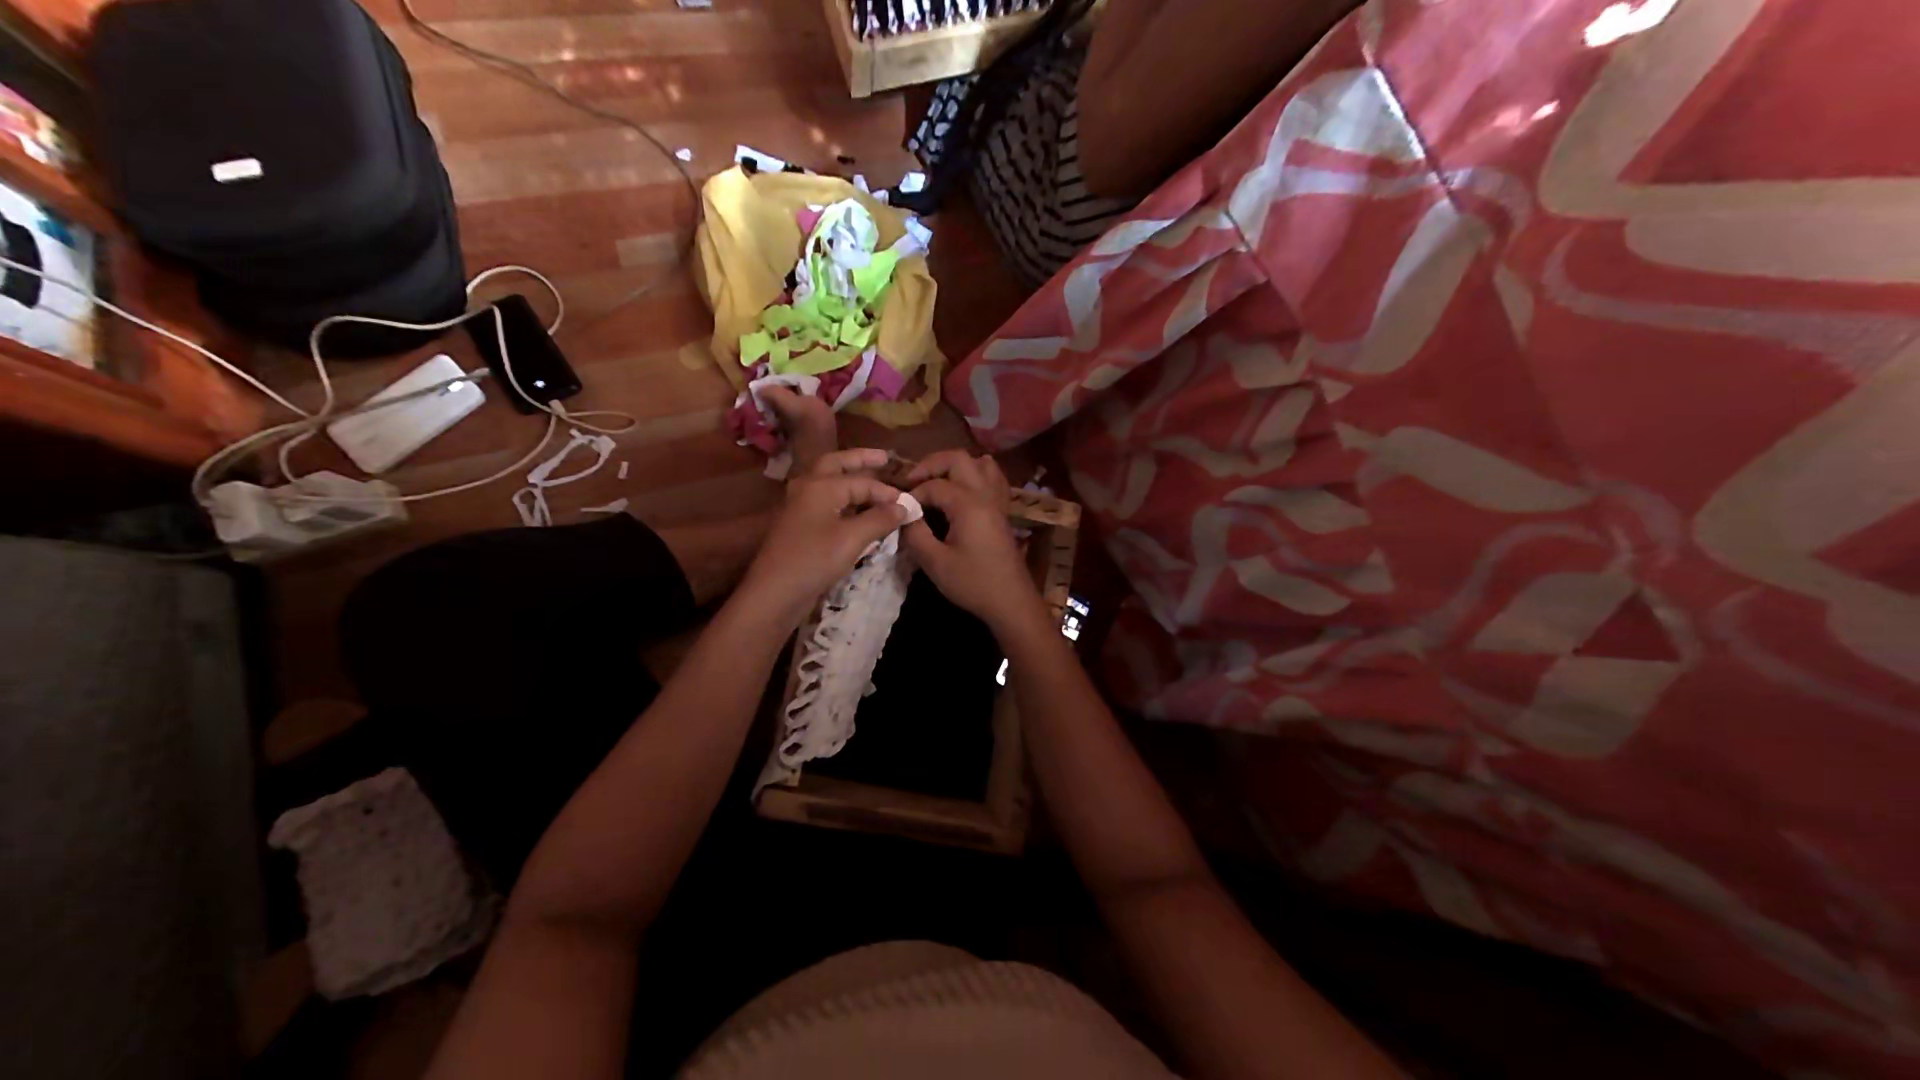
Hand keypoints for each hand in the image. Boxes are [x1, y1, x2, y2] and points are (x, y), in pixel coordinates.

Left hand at [739, 448, 909, 622]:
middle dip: (861, 460)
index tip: (910, 503)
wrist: (774, 592)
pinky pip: (825, 501)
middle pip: (837, 464)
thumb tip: (904, 507)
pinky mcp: (799, 524)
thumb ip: (880, 519)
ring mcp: (800, 505)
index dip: (887, 492)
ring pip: (829, 481)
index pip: (862, 481)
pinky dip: (843, 498)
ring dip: (851, 477)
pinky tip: (857, 509)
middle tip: (885, 458)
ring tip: (874, 479)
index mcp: (821, 484)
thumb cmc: (814, 560)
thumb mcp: (852, 539)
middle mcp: (808, 487)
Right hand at [902, 450, 1045, 630]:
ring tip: (938, 482)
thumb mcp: (935, 562)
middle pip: (958, 459)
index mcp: (968, 503)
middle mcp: (985, 494)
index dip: (913, 494)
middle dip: (932, 465)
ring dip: (956, 467)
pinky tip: (963, 490)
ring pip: (980, 464)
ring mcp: (998, 501)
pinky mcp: (1003, 512)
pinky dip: (976, 476)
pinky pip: (993, 479)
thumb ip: (915, 534)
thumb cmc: (973, 583)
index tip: (900, 510)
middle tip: (913, 481)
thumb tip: (903, 514)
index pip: (934, 484)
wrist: (1011, 601)